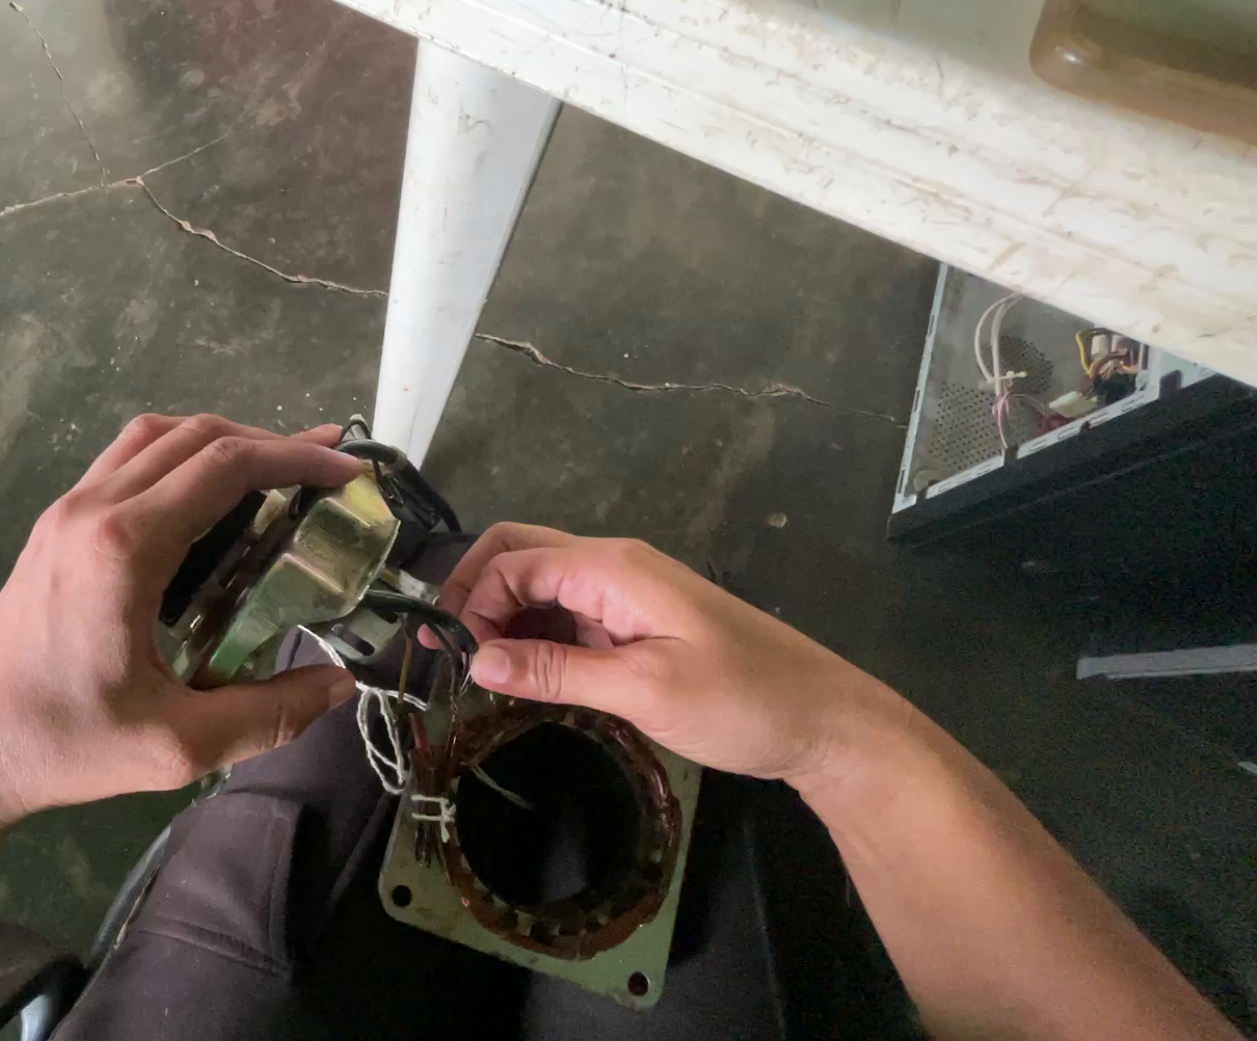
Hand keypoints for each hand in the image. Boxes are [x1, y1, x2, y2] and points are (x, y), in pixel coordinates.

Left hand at [0, 415, 364, 840]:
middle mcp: (93, 508)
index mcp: (124, 548)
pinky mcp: (56, 525)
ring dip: (222, 441)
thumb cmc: (65, 746)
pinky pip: (127, 460)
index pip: (225, 465)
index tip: (347, 471)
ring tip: (273, 472)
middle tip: (326, 465)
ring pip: (156, 436)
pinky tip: (206, 499)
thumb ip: (270, 715)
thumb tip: (341, 684)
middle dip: (271, 441)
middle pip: (196, 436)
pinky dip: (180, 456)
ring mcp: (68, 510)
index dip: (296, 458)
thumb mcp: (178, 747)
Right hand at [438, 524, 912, 786]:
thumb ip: (553, 669)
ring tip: (475, 662)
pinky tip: (519, 667)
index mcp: (610, 566)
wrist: (829, 723)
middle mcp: (608, 564)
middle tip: (446, 643)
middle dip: (472, 589)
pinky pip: (561, 609)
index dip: (473, 604)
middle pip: (517, 551)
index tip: (455, 658)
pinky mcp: (628, 618)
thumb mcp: (641, 689)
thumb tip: (474, 660)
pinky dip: (528, 631)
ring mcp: (619, 590)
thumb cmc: (742, 700)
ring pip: (536, 579)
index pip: (512, 563)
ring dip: (497, 612)